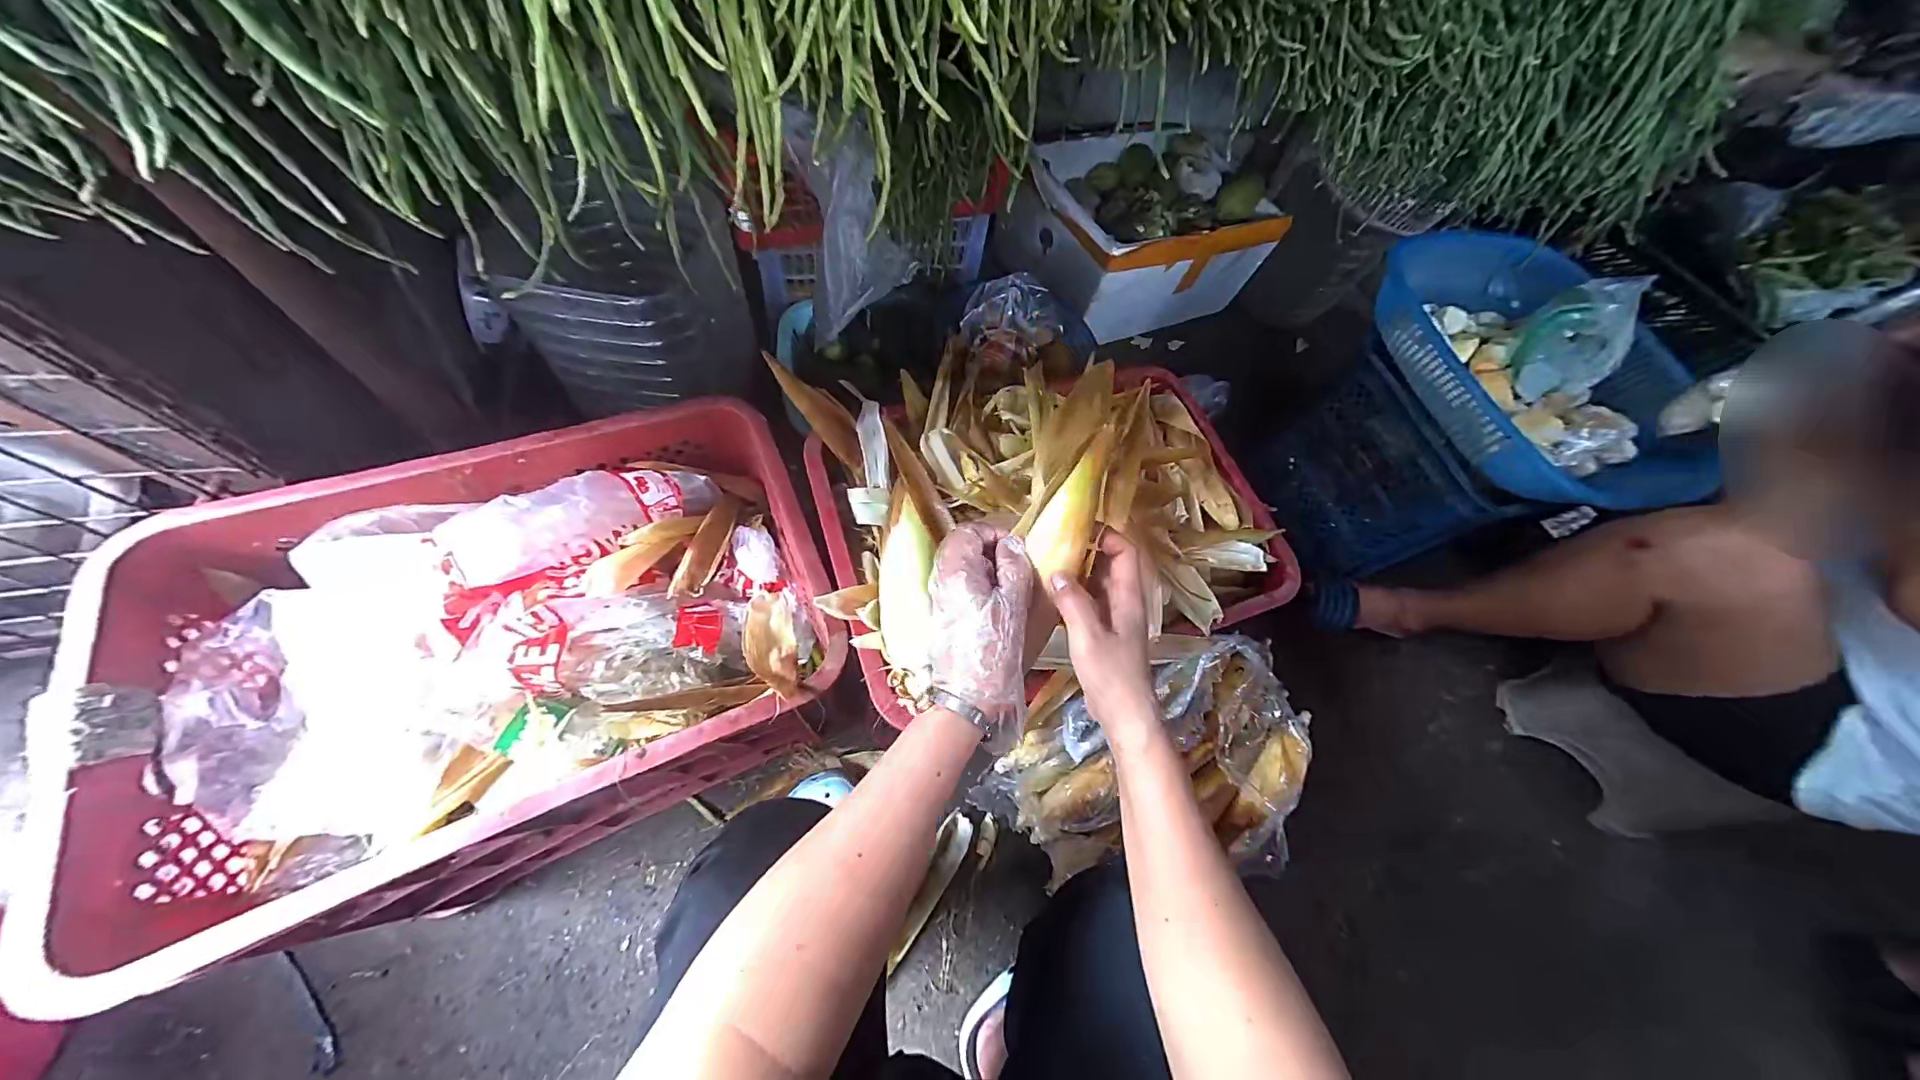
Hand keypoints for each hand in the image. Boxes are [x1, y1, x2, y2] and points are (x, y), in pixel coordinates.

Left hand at [927, 522, 1032, 731]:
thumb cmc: (995, 649)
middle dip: (990, 550)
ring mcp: (940, 598)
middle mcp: (941, 580)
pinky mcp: (944, 615)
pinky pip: (961, 587)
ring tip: (1011, 586)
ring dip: (987, 569)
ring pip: (962, 567)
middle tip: (1016, 567)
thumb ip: (1013, 565)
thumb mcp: (1014, 602)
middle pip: (962, 546)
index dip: (994, 532)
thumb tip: (1010, 544)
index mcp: (955, 570)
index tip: (1015, 548)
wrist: (970, 696)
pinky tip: (999, 604)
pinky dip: (980, 586)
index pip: (968, 530)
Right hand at [1045, 530, 1157, 743]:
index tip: (1081, 528)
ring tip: (1053, 564)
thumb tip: (1057, 572)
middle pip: (1114, 565)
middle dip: (1090, 550)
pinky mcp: (1107, 633)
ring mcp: (1118, 619)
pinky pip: (1093, 603)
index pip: (1127, 553)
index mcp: (1129, 599)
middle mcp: (1126, 603)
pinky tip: (1055, 596)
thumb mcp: (1088, 636)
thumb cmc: (1111, 674)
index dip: (1109, 535)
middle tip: (1060, 544)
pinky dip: (1077, 594)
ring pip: (1101, 584)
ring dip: (1081, 572)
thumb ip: (1072, 602)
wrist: (1125, 714)